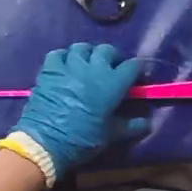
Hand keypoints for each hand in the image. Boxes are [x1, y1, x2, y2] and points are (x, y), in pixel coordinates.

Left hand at [7, 43, 149, 178]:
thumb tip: (146, 122)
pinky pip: (58, 54)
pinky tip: (65, 66)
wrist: (45, 142)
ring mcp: (69, 66)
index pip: (132, 66)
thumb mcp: (110, 135)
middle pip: (106, 50)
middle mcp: (93, 69)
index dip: (136, 70)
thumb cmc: (81, 139)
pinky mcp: (49, 70)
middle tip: (110, 69)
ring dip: (87, 54)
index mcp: (112, 83)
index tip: (134, 78)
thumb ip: (130, 126)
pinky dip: (63, 57)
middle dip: (112, 57)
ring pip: (82, 48)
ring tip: (87, 65)